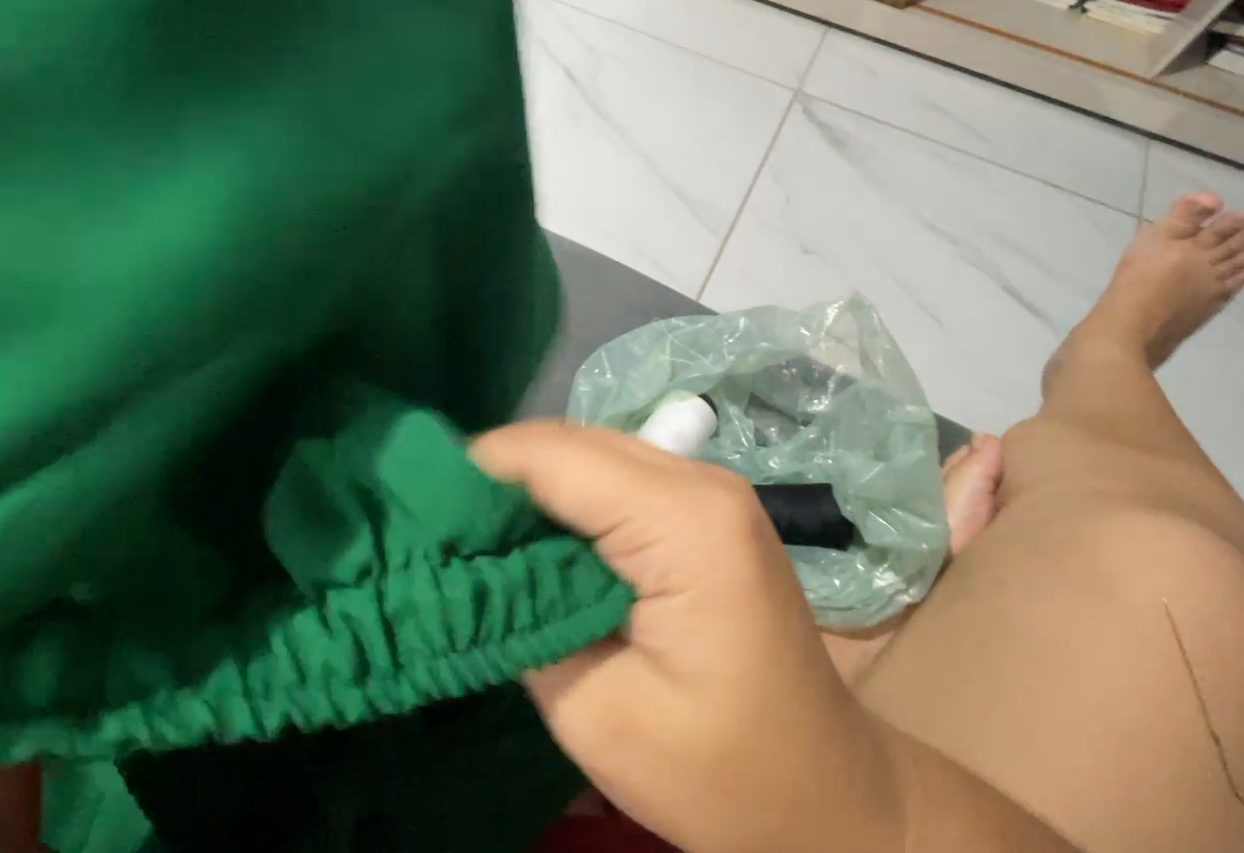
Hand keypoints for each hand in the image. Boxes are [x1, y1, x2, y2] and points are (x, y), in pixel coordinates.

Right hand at [469, 422, 903, 852]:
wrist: (828, 800)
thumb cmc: (722, 773)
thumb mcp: (598, 714)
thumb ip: (523, 620)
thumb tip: (464, 561)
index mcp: (684, 522)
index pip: (552, 456)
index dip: (475, 475)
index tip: (415, 515)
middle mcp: (700, 482)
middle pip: (569, 444)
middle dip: (496, 481)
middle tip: (436, 534)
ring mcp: (707, 492)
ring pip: (586, 455)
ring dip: (527, 492)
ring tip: (473, 544)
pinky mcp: (702, 513)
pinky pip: (613, 482)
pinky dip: (562, 505)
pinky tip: (532, 549)